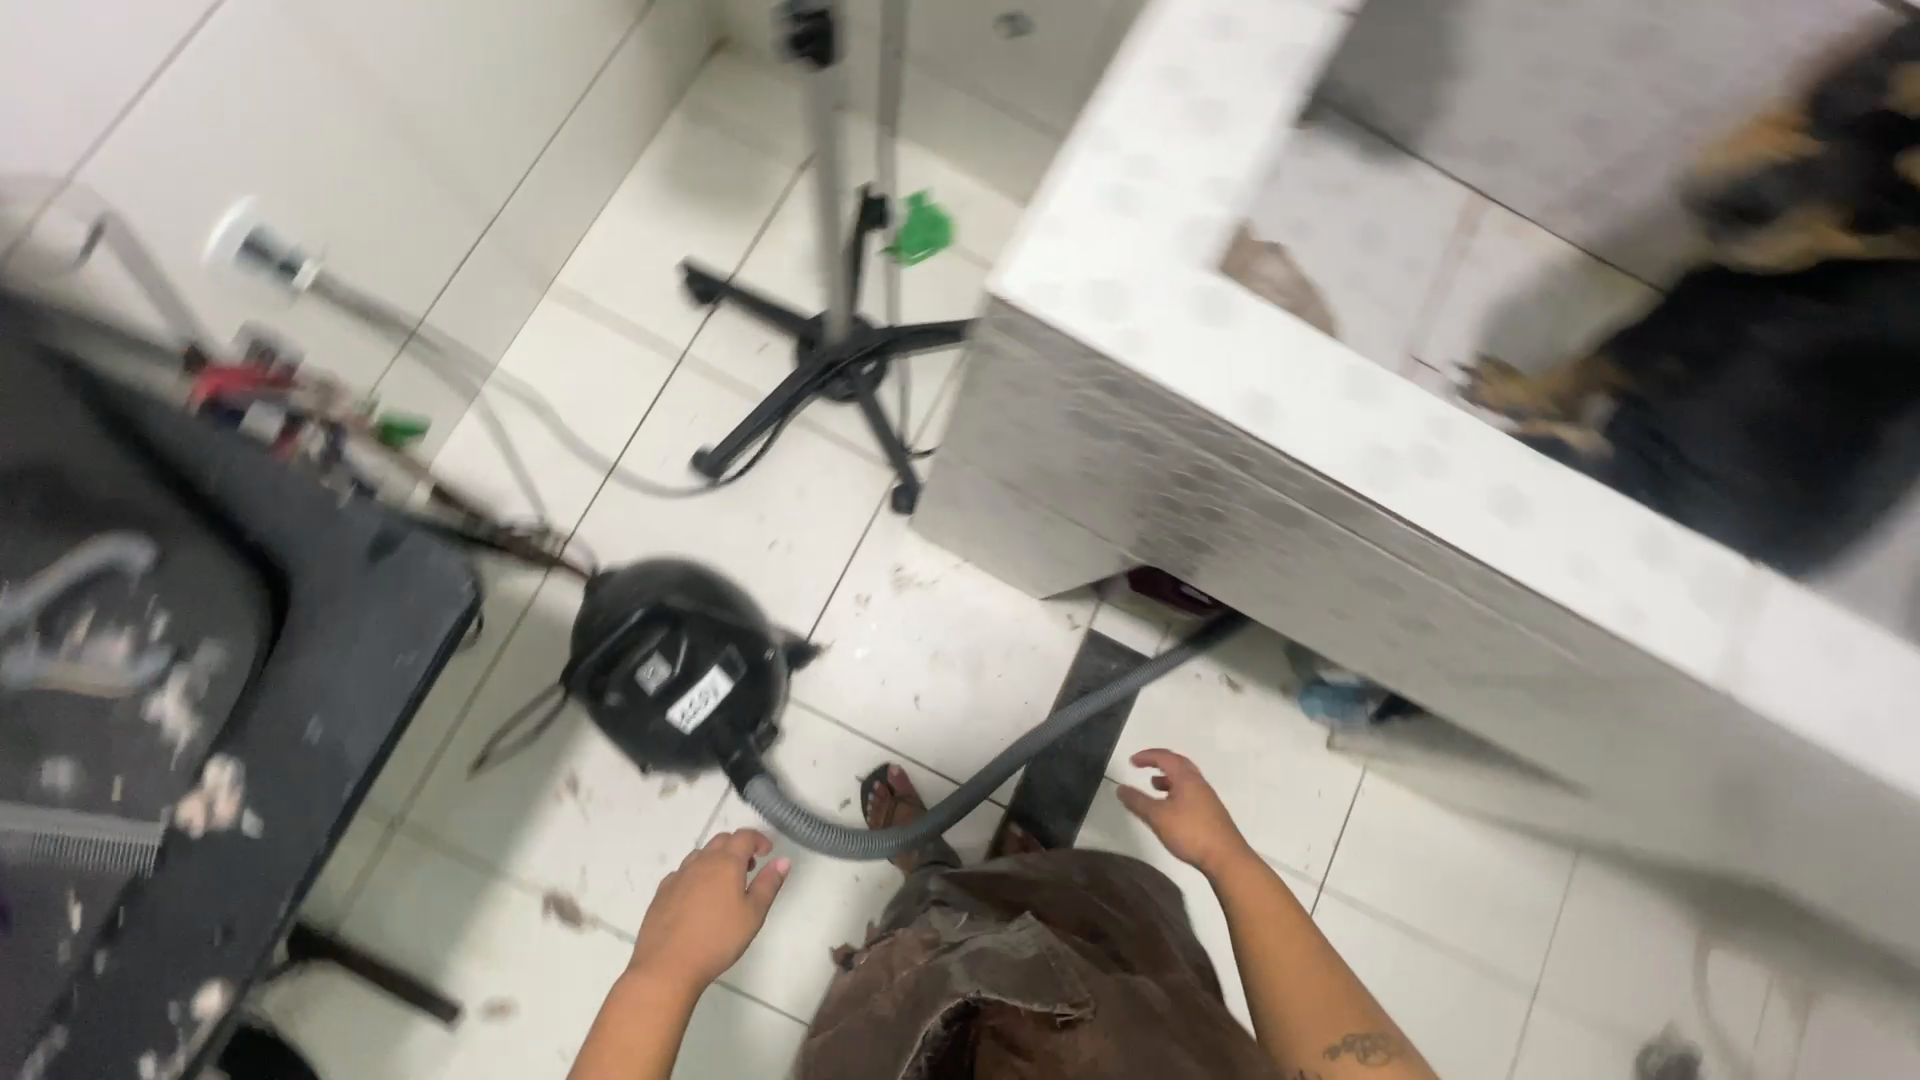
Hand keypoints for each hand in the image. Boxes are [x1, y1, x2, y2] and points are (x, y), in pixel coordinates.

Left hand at [627, 829, 790, 992]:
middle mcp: (701, 862)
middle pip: (722, 840)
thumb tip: (783, 860)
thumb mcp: (753, 914)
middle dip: (738, 848)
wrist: (666, 967)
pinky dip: (696, 875)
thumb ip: (769, 884)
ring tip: (724, 885)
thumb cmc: (717, 940)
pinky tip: (697, 898)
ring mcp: (678, 876)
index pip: (745, 836)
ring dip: (716, 860)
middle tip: (749, 869)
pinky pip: (682, 872)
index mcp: (726, 863)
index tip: (767, 852)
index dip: (759, 839)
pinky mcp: (662, 892)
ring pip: (701, 855)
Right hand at [1118, 749, 1254, 878]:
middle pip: (1178, 764)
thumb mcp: (1157, 816)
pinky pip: (1190, 793)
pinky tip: (1170, 809)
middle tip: (1144, 766)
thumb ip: (1138, 801)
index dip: (1147, 756)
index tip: (1132, 761)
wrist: (1226, 858)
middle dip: (1159, 763)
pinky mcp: (1211, 813)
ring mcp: (1207, 798)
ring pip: (1185, 780)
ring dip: (1168, 779)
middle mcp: (1199, 783)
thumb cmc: (1190, 832)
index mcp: (1187, 778)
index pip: (1165, 757)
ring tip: (1154, 786)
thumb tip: (1120, 788)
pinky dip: (1176, 792)